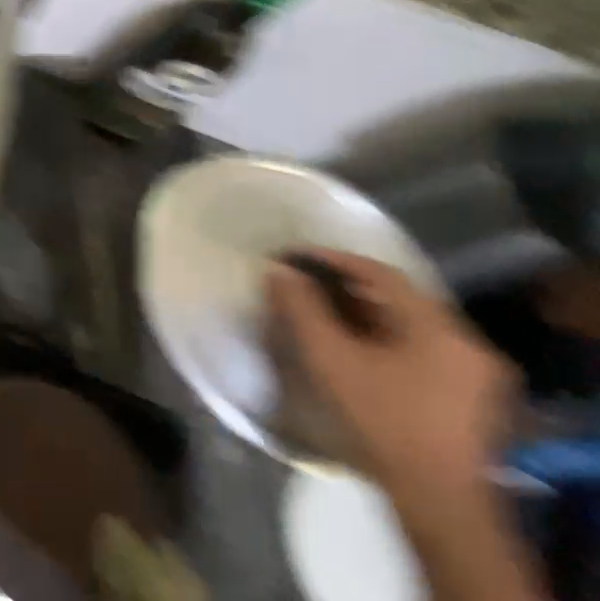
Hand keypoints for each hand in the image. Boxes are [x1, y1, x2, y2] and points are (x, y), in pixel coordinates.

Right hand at [266, 250, 516, 498]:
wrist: (433, 494)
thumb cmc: (380, 418)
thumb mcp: (331, 359)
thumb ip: (302, 310)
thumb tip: (279, 271)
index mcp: (440, 329)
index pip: (383, 275)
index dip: (334, 261)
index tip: (293, 258)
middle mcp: (466, 343)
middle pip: (399, 299)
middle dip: (346, 288)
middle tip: (302, 286)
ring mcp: (474, 372)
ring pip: (410, 325)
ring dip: (364, 314)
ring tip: (320, 314)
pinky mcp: (469, 396)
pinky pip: (420, 348)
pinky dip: (383, 338)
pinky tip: (354, 347)